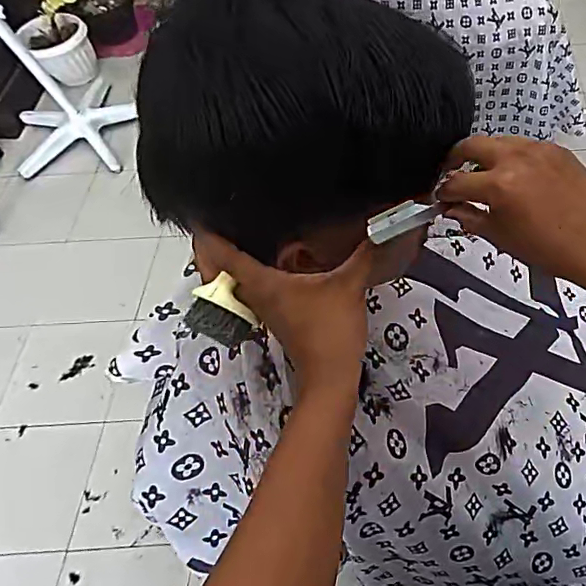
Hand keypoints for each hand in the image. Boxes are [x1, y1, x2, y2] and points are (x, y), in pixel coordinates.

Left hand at [192, 229, 372, 389]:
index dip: (207, 231)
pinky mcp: (278, 314)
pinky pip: (257, 287)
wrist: (330, 373)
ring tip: (252, 236)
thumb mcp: (349, 286)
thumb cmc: (330, 330)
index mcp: (261, 282)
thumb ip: (364, 256)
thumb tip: (381, 230)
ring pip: (236, 278)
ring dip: (237, 259)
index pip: (219, 254)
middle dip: (214, 245)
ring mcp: (264, 306)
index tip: (204, 211)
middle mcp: (255, 293)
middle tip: (224, 221)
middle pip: (217, 267)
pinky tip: (284, 262)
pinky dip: (260, 272)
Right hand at [435, 135, 585, 288]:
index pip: (456, 181)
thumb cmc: (557, 249)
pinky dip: (515, 157)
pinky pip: (527, 147)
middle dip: (455, 160)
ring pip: (499, 141)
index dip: (443, 192)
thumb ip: (472, 218)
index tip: (443, 197)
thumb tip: (456, 209)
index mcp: (500, 184)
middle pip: (470, 145)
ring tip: (485, 176)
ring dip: (485, 155)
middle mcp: (519, 159)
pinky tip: (516, 176)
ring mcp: (540, 151)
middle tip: (452, 175)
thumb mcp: (503, 237)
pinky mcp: (558, 152)